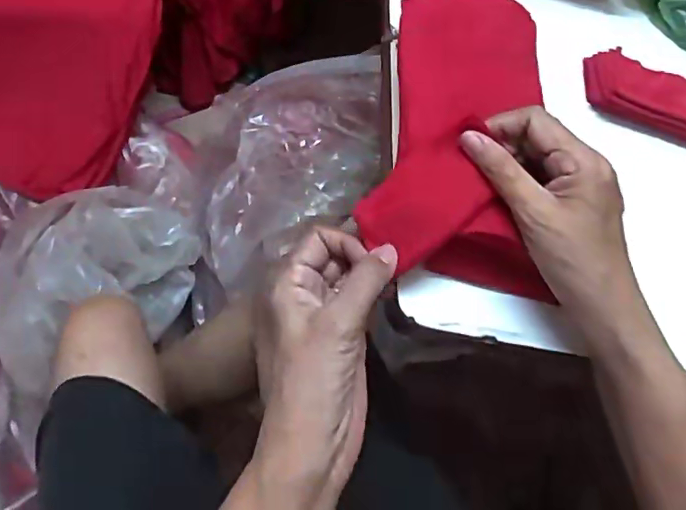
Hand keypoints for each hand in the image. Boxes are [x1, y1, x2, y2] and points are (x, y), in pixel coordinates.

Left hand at [248, 227, 396, 509]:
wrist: (311, 447)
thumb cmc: (313, 380)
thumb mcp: (338, 323)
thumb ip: (365, 279)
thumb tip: (391, 247)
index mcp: (287, 283)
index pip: (318, 238)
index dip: (346, 242)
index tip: (373, 261)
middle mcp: (301, 292)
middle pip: (334, 254)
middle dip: (363, 254)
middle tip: (395, 259)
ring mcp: (321, 314)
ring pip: (348, 277)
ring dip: (372, 272)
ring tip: (398, 272)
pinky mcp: (341, 334)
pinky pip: (357, 299)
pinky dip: (375, 291)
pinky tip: (394, 291)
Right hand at [460, 108, 635, 312]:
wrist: (606, 313)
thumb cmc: (573, 261)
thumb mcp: (532, 212)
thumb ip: (500, 169)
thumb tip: (469, 135)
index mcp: (584, 159)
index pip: (536, 120)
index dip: (501, 125)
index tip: (471, 144)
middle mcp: (588, 163)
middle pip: (538, 135)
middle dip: (503, 144)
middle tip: (472, 164)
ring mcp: (584, 183)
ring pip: (538, 155)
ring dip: (509, 162)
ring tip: (482, 179)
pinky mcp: (577, 201)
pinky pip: (543, 175)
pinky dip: (520, 179)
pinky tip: (500, 192)